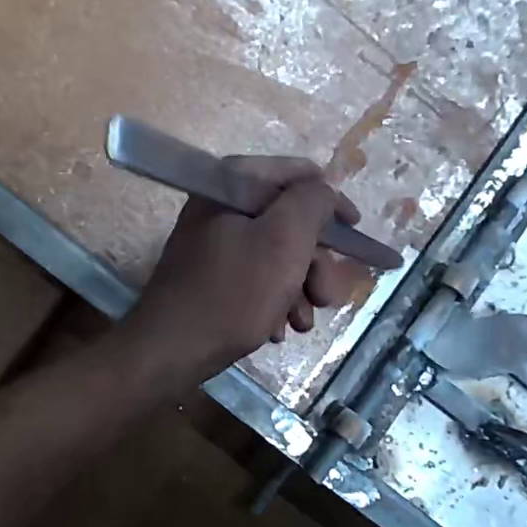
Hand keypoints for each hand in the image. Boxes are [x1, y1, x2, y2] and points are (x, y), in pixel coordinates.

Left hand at [111, 156, 366, 390]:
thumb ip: (312, 202)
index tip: (355, 232)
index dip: (331, 202)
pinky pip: (254, 277)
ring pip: (275, 254)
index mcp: (232, 183)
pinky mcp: (208, 274)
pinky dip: (272, 301)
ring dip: (298, 288)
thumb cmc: (233, 294)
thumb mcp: (284, 241)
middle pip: (288, 220)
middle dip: (314, 262)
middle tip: (324, 296)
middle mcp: (220, 204)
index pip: (297, 174)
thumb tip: (323, 190)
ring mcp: (212, 241)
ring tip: (301, 323)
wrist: (170, 351)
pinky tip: (277, 330)